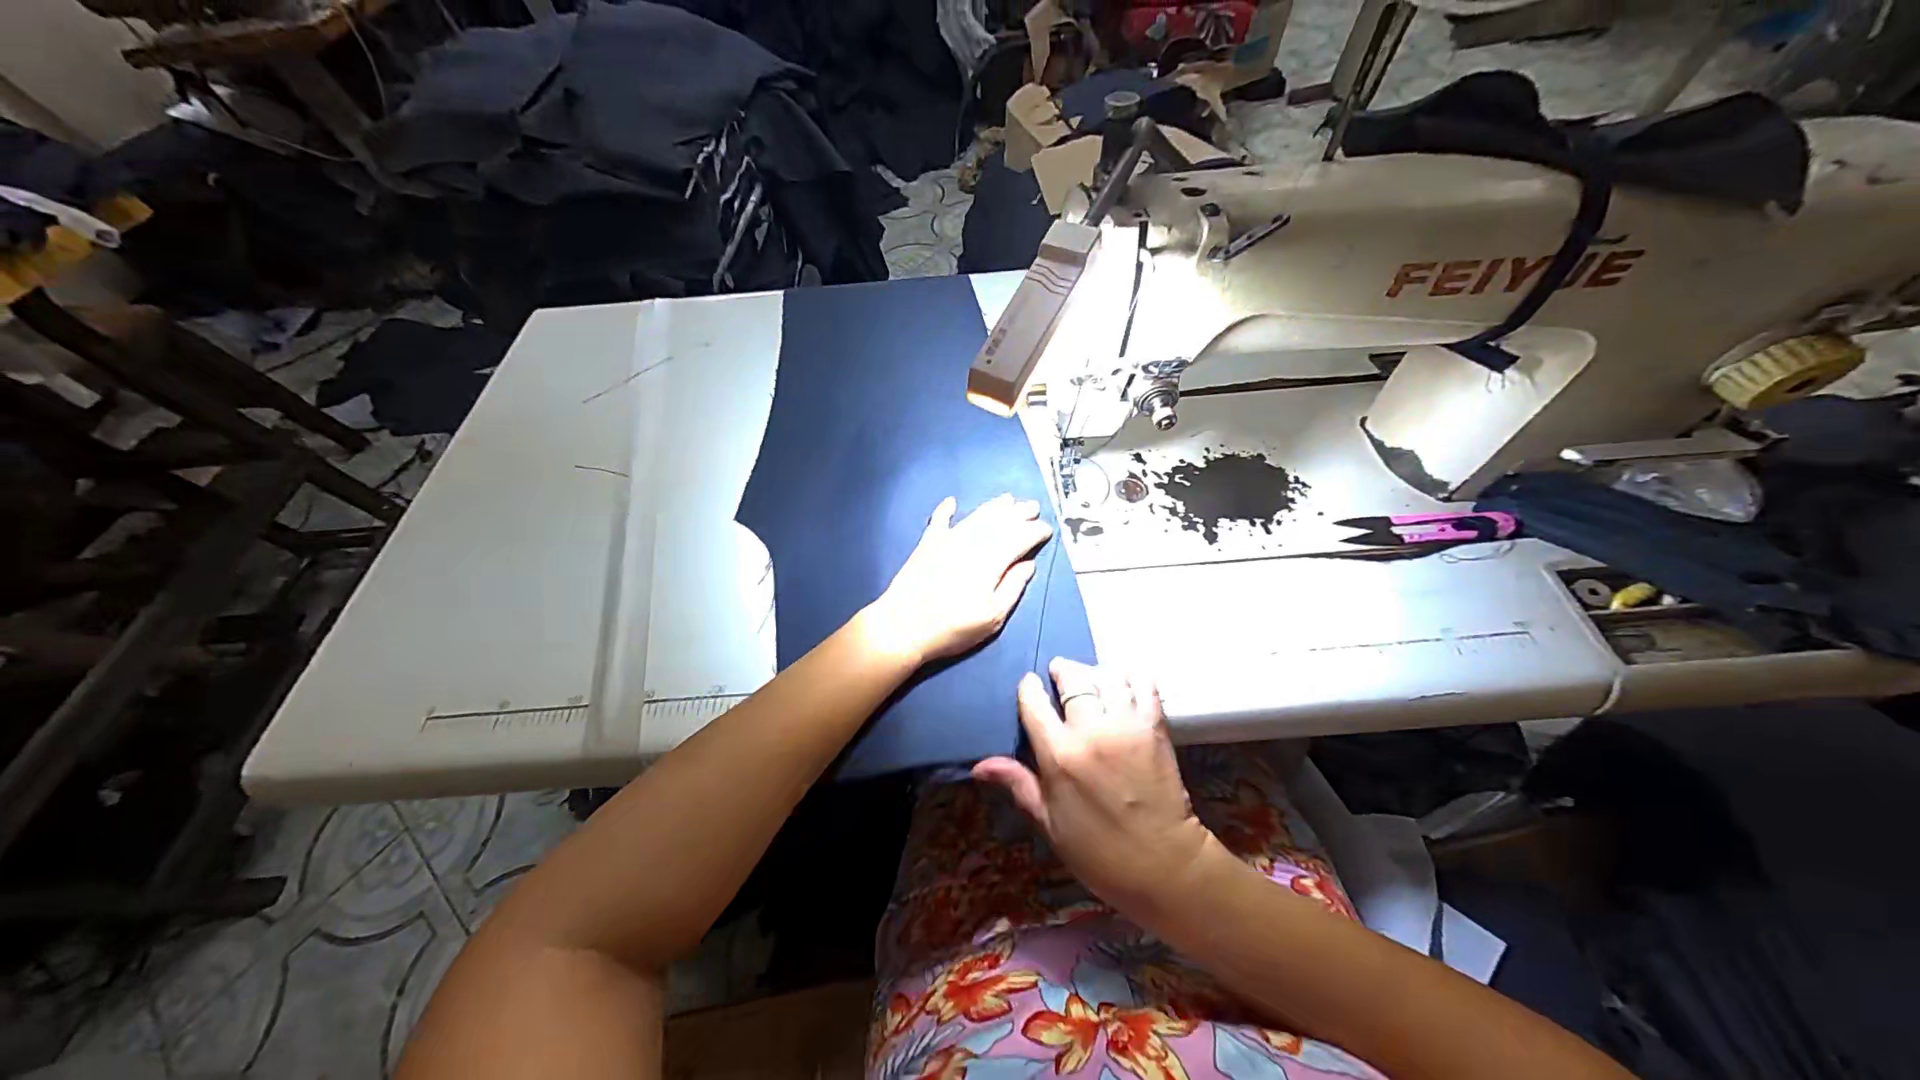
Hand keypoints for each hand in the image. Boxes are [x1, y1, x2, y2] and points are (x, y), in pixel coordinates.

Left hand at [861, 494, 1052, 664]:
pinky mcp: (927, 545)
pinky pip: (938, 521)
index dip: (1035, 532)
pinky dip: (945, 510)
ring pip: (975, 517)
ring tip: (1008, 499)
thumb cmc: (952, 627)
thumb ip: (1012, 588)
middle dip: (1019, 513)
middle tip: (1032, 506)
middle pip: (999, 522)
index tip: (1046, 529)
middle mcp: (971, 543)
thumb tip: (1028, 565)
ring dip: (993, 507)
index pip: (1019, 538)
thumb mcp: (992, 617)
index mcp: (990, 560)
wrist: (902, 626)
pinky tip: (951, 502)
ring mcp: (947, 541)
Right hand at [973, 659, 1214, 914]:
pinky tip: (1124, 683)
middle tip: (1060, 672)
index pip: (1034, 702)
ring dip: (1095, 672)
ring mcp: (1126, 726)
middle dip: (1063, 671)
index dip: (1029, 688)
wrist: (1162, 865)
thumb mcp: (1049, 823)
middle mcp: (1091, 731)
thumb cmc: (1099, 852)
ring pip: (1106, 676)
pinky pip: (1143, 686)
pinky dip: (1132, 678)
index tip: (1030, 685)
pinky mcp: (1154, 727)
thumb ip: (1018, 784)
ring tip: (1091, 678)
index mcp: (1058, 755)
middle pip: (1073, 679)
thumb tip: (979, 765)